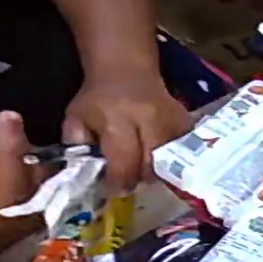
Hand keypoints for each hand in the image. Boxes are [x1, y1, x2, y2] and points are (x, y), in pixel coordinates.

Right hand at [0, 112, 40, 261]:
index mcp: (3, 198)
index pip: (12, 157)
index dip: (10, 134)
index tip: (9, 114)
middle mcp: (28, 206)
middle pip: (38, 168)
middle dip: (27, 148)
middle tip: (10, 129)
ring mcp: (33, 217)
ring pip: (43, 181)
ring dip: (32, 163)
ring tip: (13, 146)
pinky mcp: (30, 222)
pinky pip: (41, 193)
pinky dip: (31, 178)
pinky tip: (17, 169)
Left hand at [63, 68, 188, 190]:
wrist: (128, 71)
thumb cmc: (97, 97)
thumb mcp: (76, 119)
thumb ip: (79, 146)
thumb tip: (87, 173)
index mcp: (118, 120)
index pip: (124, 160)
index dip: (120, 180)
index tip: (114, 191)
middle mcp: (150, 121)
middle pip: (152, 163)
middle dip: (140, 177)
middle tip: (130, 183)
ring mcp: (172, 122)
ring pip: (170, 159)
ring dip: (157, 169)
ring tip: (144, 171)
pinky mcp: (186, 122)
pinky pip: (181, 149)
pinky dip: (172, 158)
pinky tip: (160, 157)